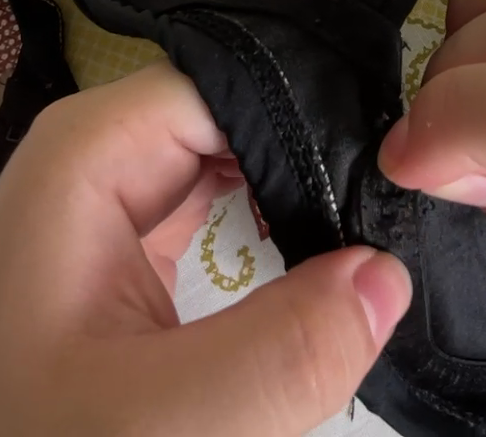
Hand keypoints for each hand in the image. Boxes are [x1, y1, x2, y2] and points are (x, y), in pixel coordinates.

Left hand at [0, 65, 412, 436]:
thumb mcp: (154, 422)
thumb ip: (275, 355)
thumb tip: (387, 272)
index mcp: (90, 146)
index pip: (225, 82)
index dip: (308, 114)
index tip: (388, 163)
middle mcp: (101, 146)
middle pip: (233, 109)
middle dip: (312, 150)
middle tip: (395, 195)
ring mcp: (116, 188)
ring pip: (232, 153)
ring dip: (299, 185)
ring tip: (374, 215)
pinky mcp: (133, 233)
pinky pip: (220, 197)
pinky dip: (274, 216)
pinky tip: (321, 240)